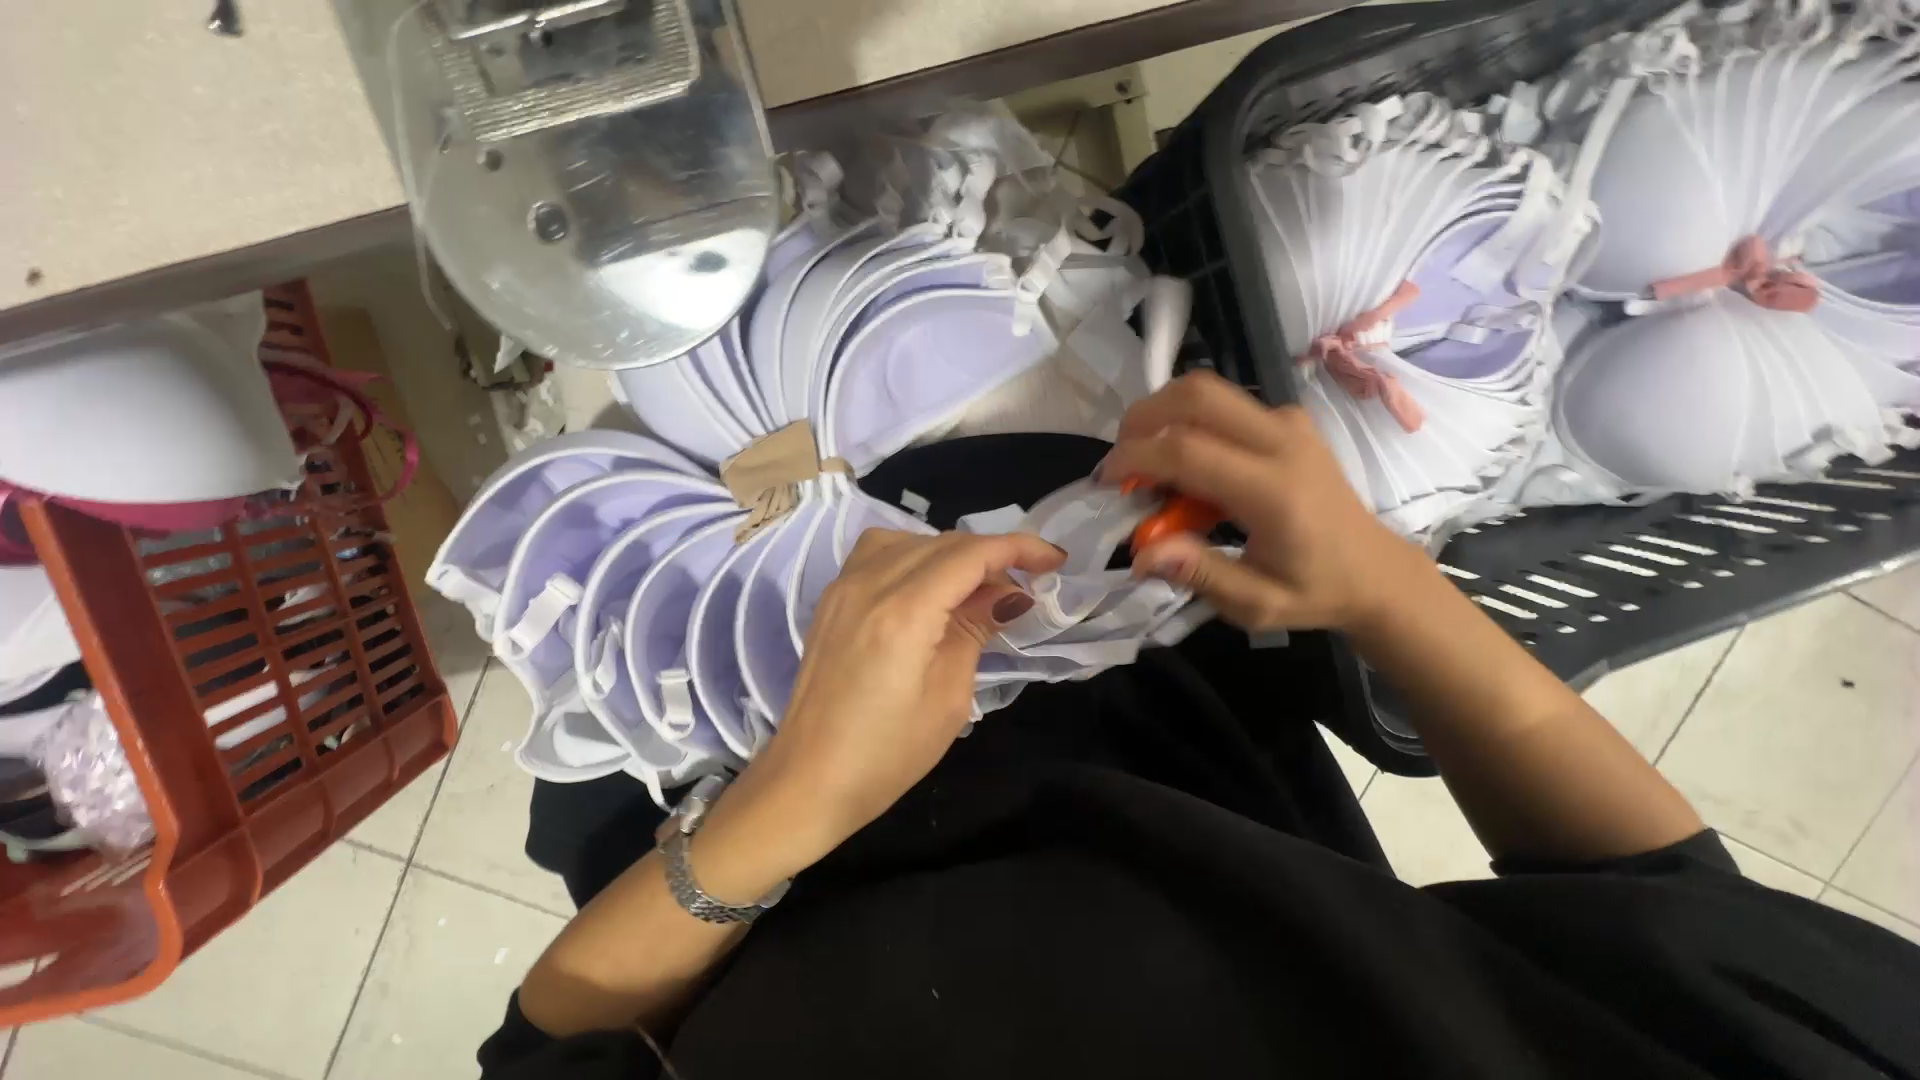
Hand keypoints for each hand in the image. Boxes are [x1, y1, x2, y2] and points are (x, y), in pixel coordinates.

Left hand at [693, 529, 1064, 898]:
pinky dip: (915, 556)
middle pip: (943, 543)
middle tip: (1023, 588)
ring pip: (911, 541)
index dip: (1018, 549)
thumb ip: (975, 630)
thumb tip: (1006, 594)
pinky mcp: (832, 599)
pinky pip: (880, 553)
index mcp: (904, 612)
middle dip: (991, 555)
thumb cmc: (887, 754)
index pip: (970, 554)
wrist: (808, 779)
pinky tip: (929, 588)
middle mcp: (869, 583)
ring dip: (952, 554)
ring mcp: (844, 586)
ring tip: (978, 590)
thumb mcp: (949, 698)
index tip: (1054, 561)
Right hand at [1098, 372, 1432, 633]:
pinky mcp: (1290, 421)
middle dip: (1143, 418)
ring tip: (1147, 460)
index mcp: (1274, 491)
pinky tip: (1186, 463)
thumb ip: (1199, 574)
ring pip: (1209, 390)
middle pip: (1197, 395)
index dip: (1136, 458)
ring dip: (1164, 414)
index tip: (1106, 481)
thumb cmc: (1314, 591)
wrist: (1377, 571)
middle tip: (1121, 459)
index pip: (1188, 451)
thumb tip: (1142, 553)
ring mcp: (1290, 424)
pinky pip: (1227, 403)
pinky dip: (1190, 420)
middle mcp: (1283, 443)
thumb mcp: (1255, 603)